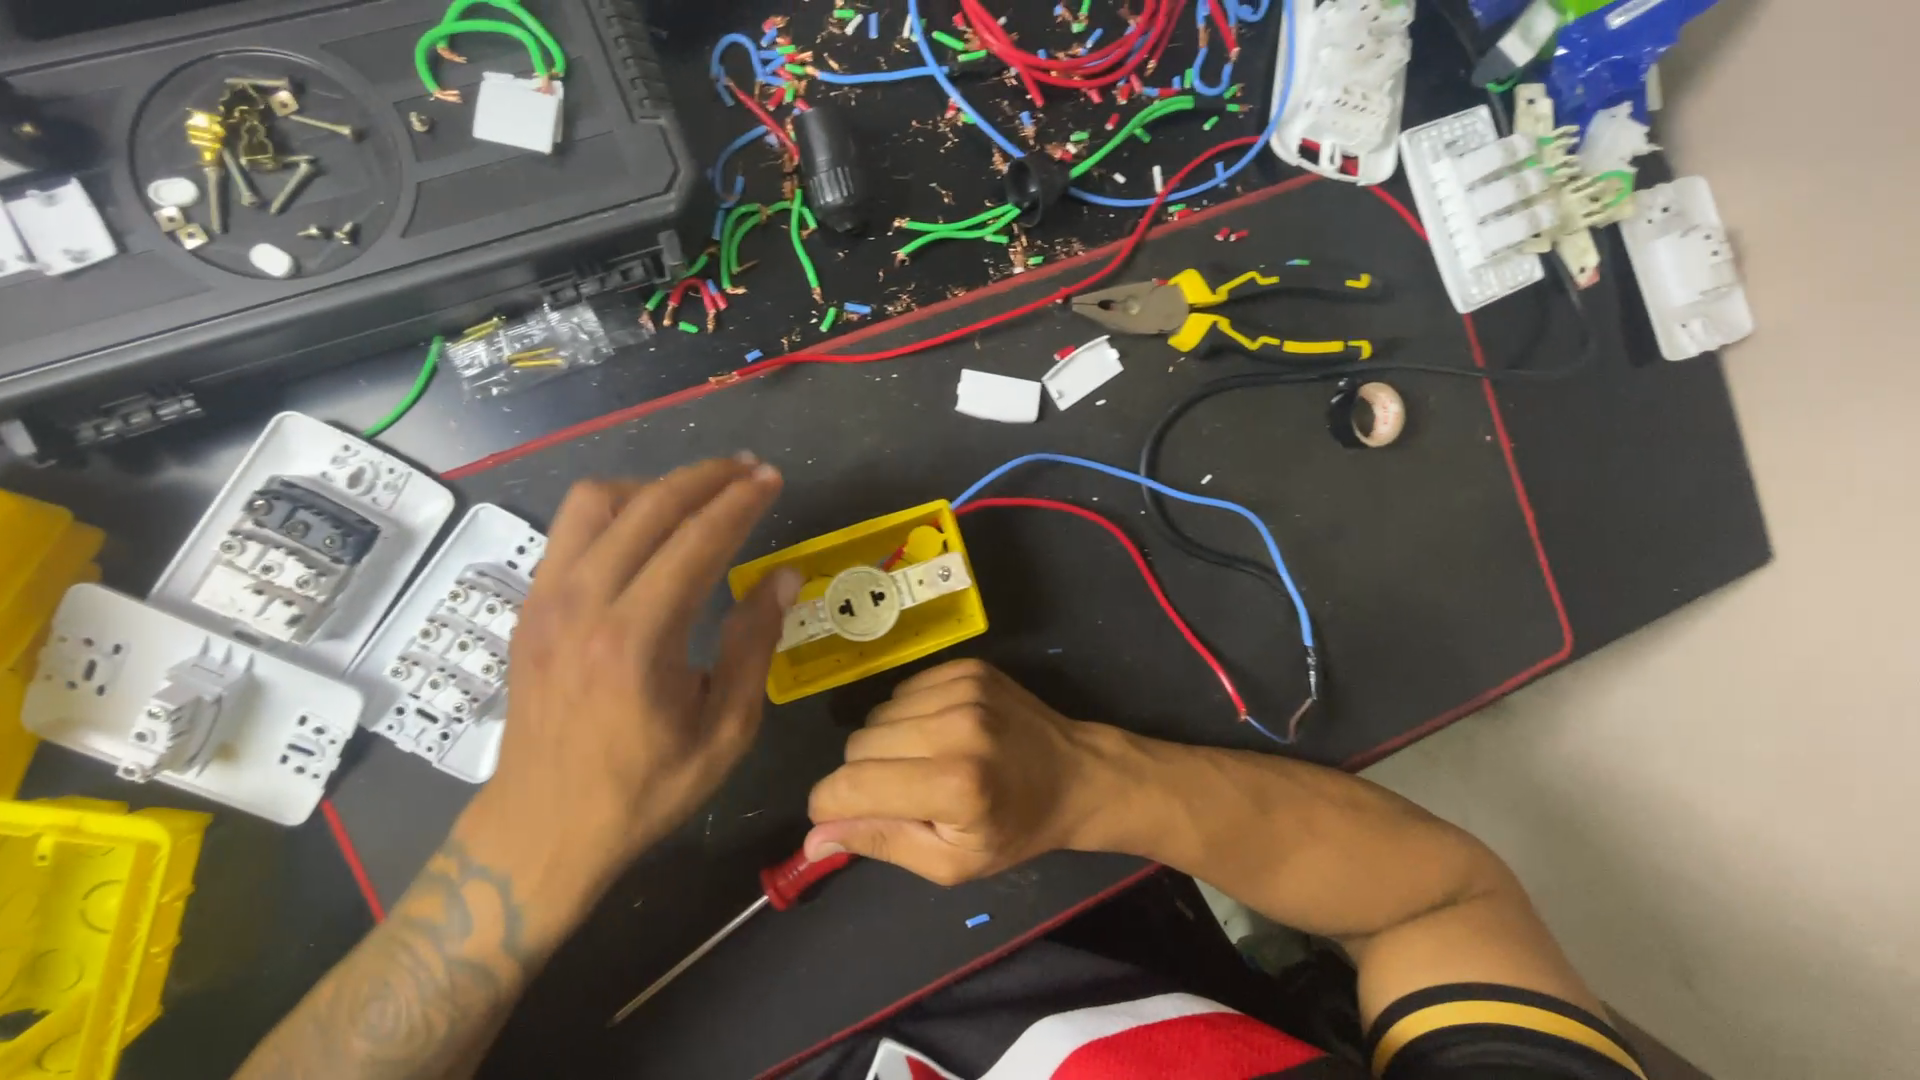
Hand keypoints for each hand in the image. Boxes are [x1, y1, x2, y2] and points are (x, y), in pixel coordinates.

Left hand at [476, 457, 801, 890]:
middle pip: (649, 505)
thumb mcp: (724, 730)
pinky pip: (570, 529)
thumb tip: (783, 577)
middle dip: (707, 477)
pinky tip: (647, 530)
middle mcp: (583, 603)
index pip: (697, 540)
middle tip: (749, 471)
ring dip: (654, 486)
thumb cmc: (646, 788)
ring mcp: (546, 599)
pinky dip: (616, 511)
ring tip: (696, 498)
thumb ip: (754, 645)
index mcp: (637, 640)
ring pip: (596, 501)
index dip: (741, 502)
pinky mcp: (529, 606)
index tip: (772, 479)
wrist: (544, 827)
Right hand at [804, 660, 1116, 884]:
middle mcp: (955, 727)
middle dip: (864, 776)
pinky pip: (902, 691)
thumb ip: (880, 844)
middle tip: (905, 794)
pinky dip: (909, 716)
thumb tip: (812, 839)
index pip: (848, 787)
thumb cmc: (1013, 829)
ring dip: (888, 744)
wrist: (1076, 776)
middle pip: (857, 747)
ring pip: (876, 716)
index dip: (830, 807)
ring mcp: (963, 690)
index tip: (842, 818)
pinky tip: (941, 734)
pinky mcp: (967, 667)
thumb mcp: (950, 862)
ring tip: (928, 763)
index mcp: (954, 786)